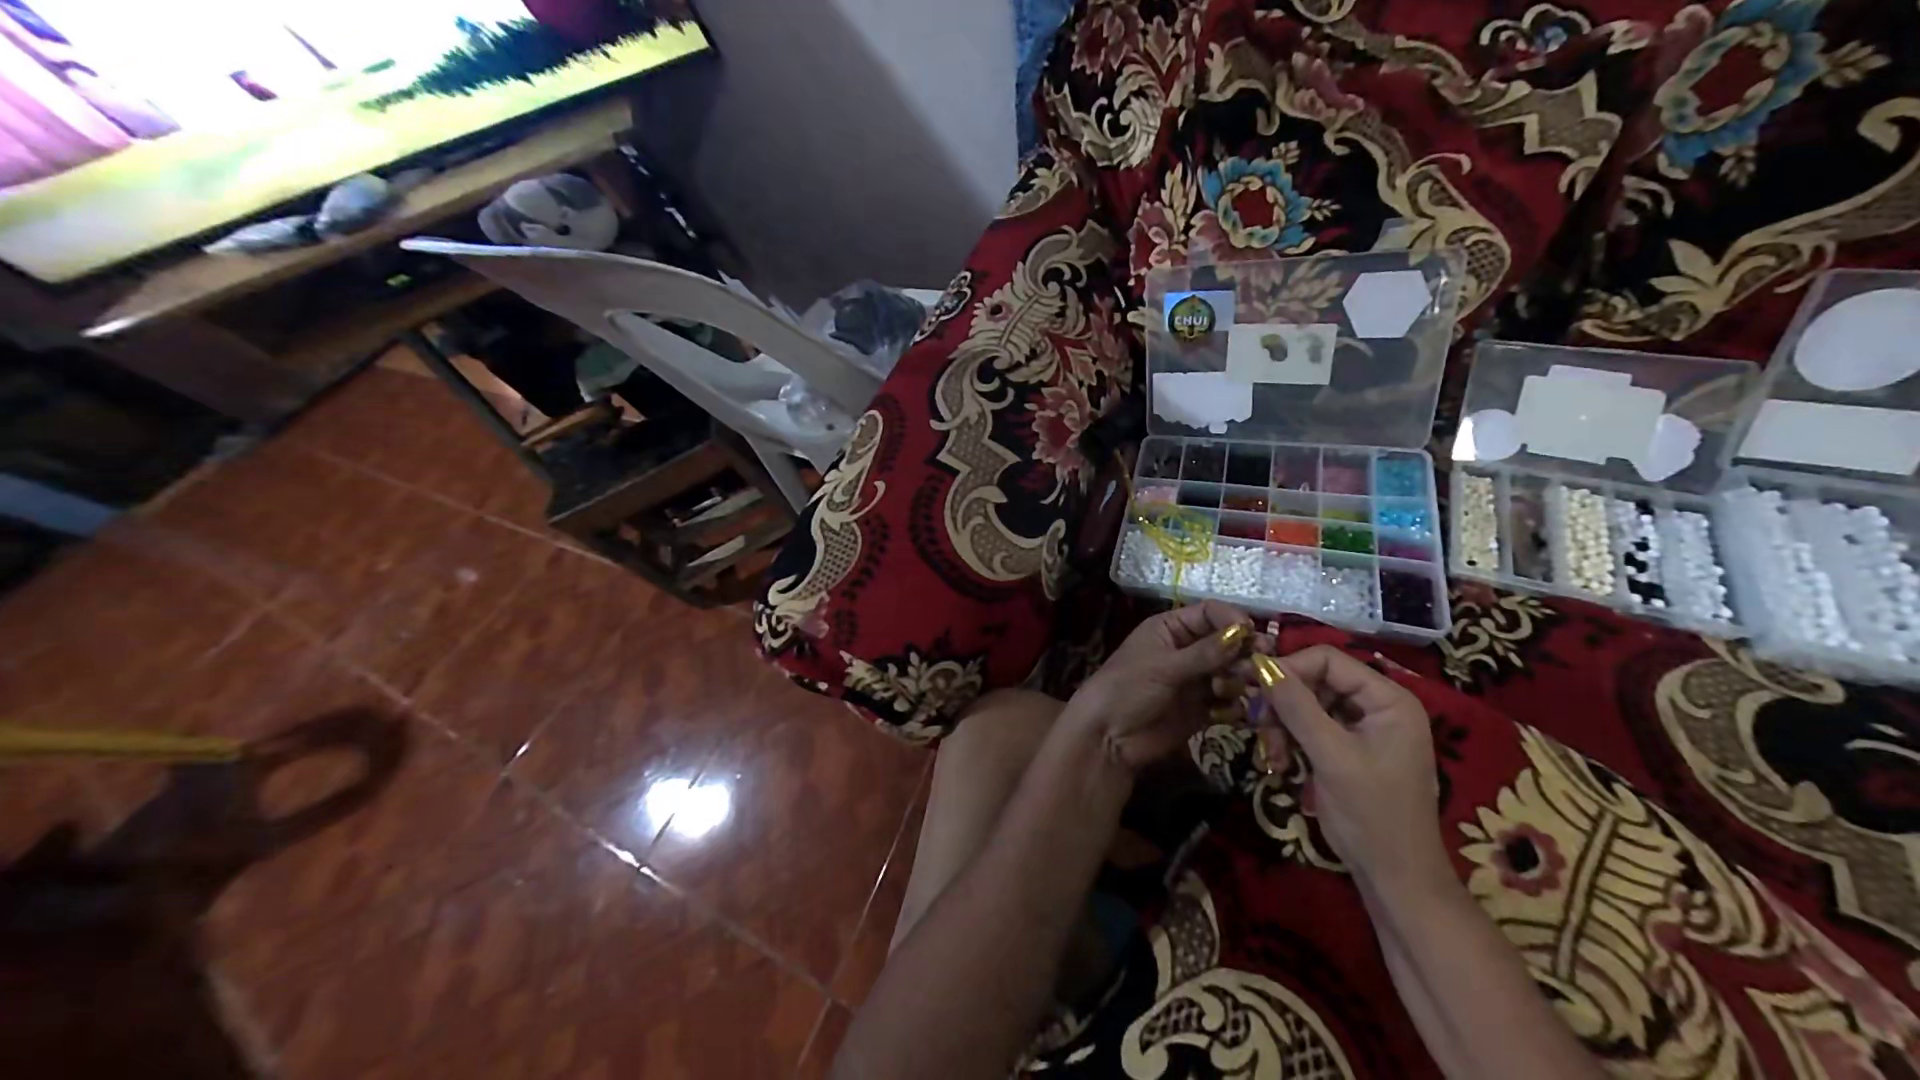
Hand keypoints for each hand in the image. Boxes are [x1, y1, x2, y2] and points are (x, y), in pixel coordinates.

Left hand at [1071, 601, 1252, 771]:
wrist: (1108, 737)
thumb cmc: (1126, 689)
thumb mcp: (1163, 667)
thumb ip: (1204, 653)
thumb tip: (1242, 632)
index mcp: (1171, 628)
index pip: (1210, 613)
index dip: (1233, 620)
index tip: (1252, 634)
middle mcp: (1187, 649)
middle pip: (1228, 643)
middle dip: (1244, 652)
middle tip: (1260, 664)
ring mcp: (1197, 680)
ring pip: (1233, 672)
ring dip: (1241, 679)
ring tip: (1234, 690)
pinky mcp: (1203, 709)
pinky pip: (1231, 702)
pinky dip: (1237, 706)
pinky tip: (1233, 712)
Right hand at [1252, 645, 1448, 887]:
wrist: (1394, 876)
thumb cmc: (1372, 813)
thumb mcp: (1331, 755)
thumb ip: (1297, 706)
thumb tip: (1261, 664)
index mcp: (1389, 700)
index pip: (1329, 660)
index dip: (1290, 668)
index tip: (1255, 690)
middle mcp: (1378, 706)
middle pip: (1315, 681)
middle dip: (1283, 704)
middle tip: (1259, 729)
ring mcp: (1363, 728)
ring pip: (1306, 705)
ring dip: (1282, 726)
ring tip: (1271, 756)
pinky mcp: (1348, 749)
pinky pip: (1310, 728)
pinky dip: (1290, 742)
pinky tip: (1279, 765)